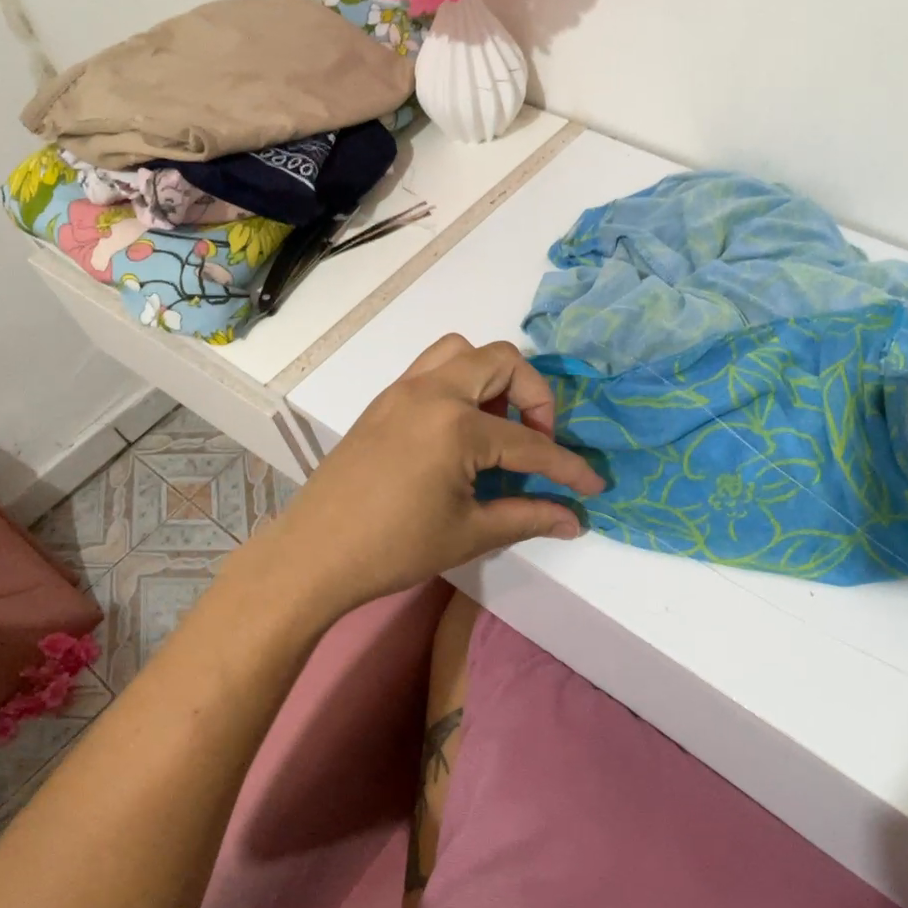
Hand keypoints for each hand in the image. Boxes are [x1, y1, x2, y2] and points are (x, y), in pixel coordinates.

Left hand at [249, 335, 604, 614]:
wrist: (314, 555)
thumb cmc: (394, 548)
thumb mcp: (469, 534)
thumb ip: (528, 517)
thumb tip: (574, 520)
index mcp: (456, 425)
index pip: (529, 443)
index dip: (567, 468)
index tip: (593, 487)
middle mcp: (431, 391)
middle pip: (502, 362)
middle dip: (534, 398)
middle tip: (535, 442)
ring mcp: (401, 391)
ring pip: (461, 352)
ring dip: (492, 380)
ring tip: (496, 428)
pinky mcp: (383, 402)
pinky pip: (431, 369)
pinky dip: (459, 384)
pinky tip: (460, 434)